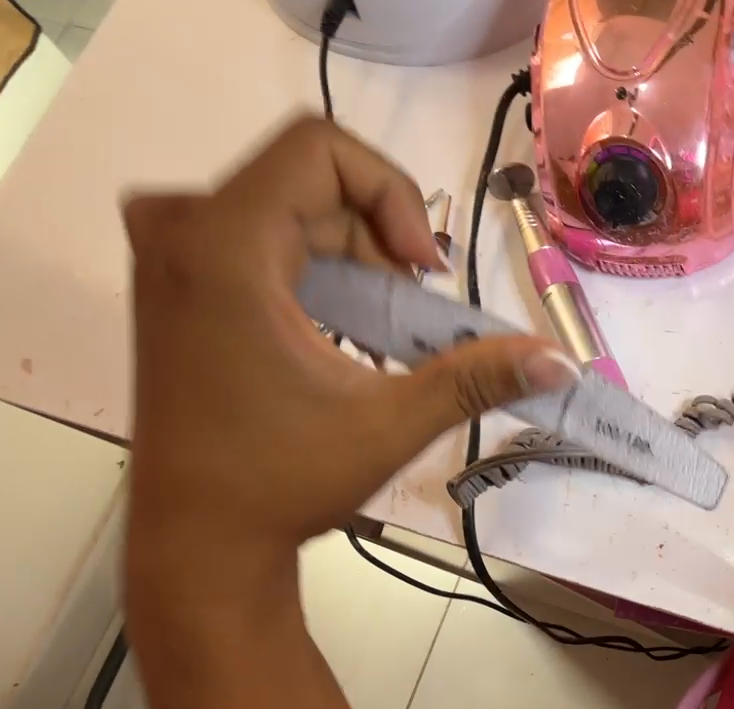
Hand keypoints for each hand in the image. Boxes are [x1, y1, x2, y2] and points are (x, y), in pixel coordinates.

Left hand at [122, 117, 570, 576]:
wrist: (200, 535)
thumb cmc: (284, 478)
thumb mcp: (393, 422)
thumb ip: (478, 379)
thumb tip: (561, 361)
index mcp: (223, 247)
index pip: (320, 148)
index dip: (395, 196)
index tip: (424, 274)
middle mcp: (182, 230)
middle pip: (314, 182)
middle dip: (385, 241)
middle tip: (419, 314)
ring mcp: (171, 253)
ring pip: (293, 207)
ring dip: (360, 257)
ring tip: (390, 328)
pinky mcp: (178, 280)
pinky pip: (264, 234)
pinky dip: (323, 269)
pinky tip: (347, 327)